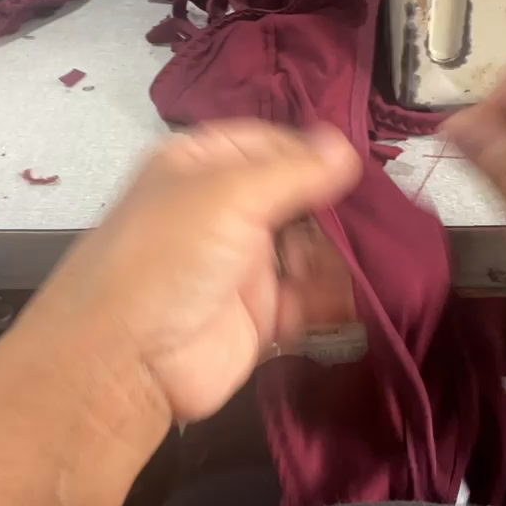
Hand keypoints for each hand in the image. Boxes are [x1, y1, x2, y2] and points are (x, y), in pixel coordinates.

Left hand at [14, 120, 362, 422]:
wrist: (127, 360)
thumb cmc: (169, 258)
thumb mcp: (227, 196)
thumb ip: (292, 171)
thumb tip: (343, 147)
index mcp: (200, 167)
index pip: (266, 145)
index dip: (309, 152)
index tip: (357, 164)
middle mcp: (222, 211)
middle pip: (294, 198)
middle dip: (333, 206)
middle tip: (379, 213)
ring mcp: (241, 264)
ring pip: (306, 248)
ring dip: (339, 252)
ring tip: (375, 253)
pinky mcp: (259, 315)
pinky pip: (308, 299)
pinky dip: (334, 297)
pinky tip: (361, 292)